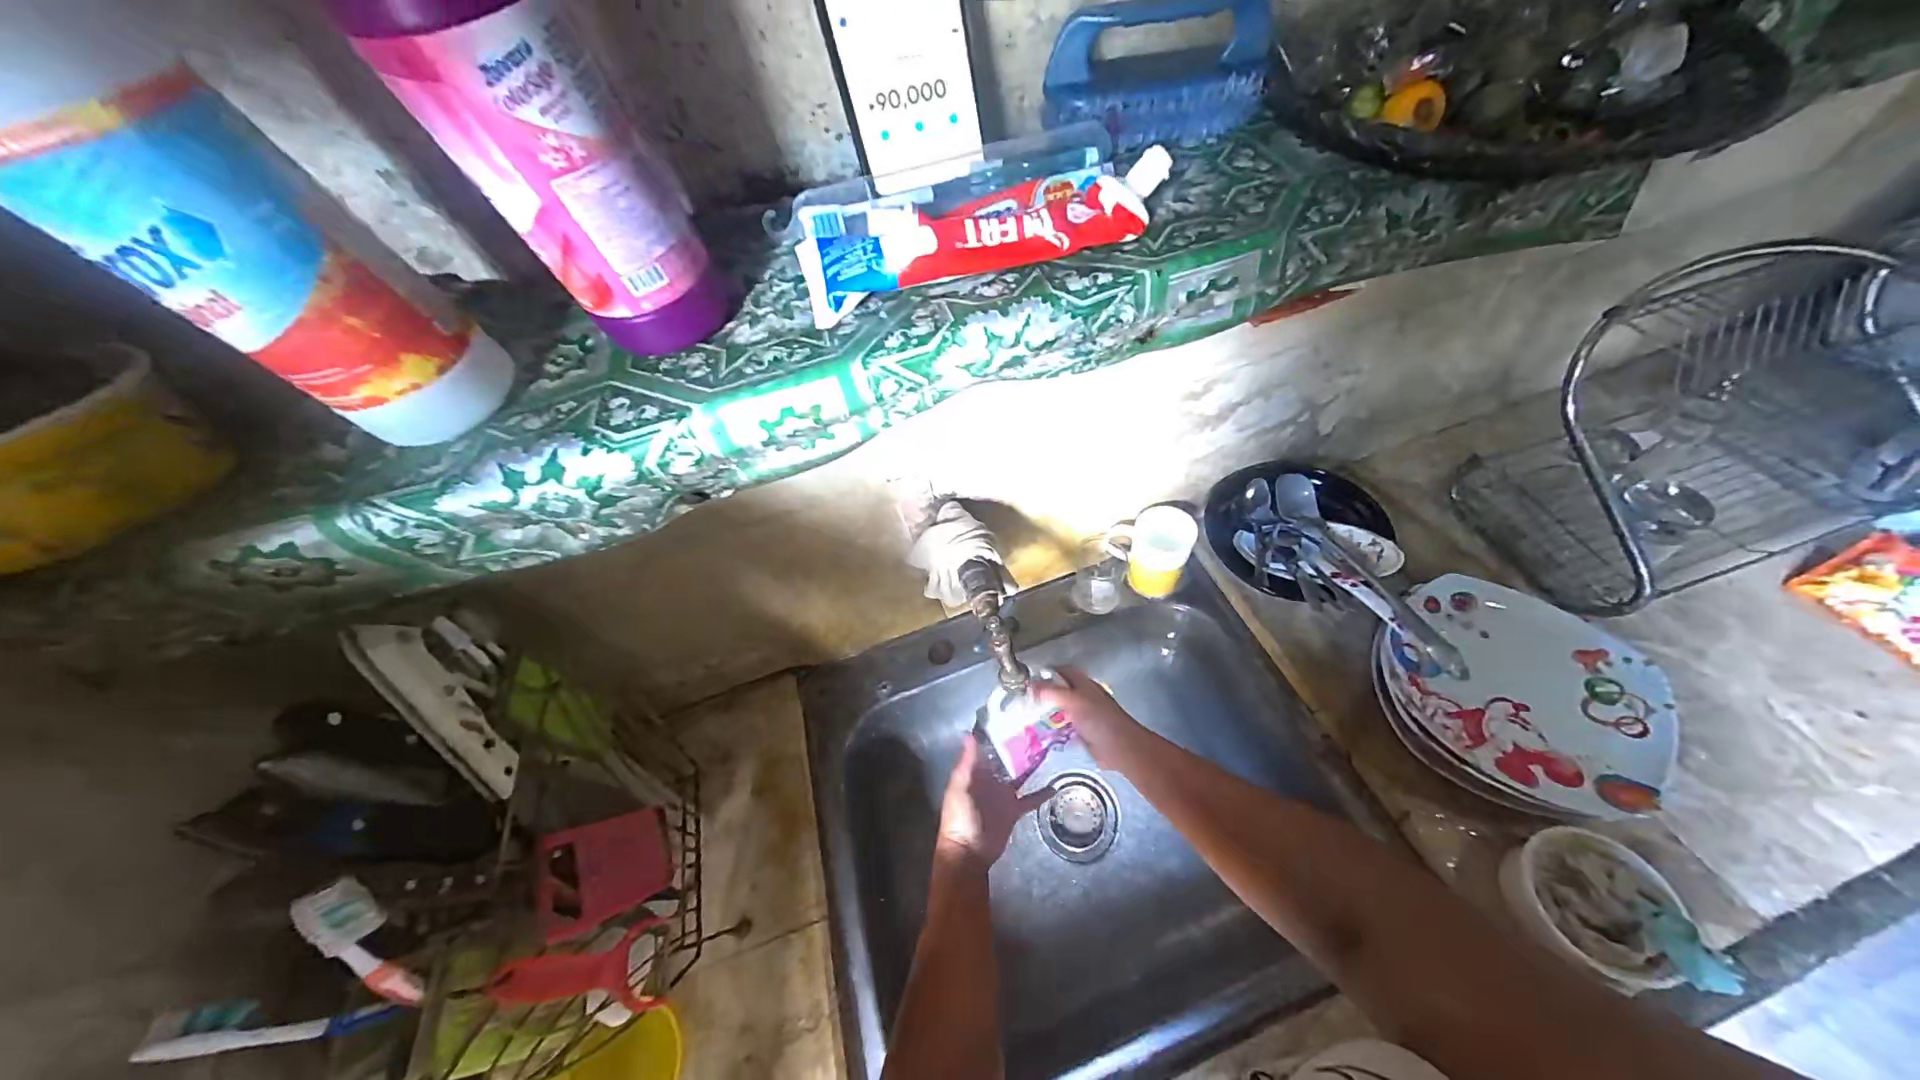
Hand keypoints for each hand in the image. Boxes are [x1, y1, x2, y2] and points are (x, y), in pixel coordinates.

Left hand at [937, 736, 1052, 867]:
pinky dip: (1041, 794)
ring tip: (1047, 750)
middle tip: (1035, 727)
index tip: (1009, 714)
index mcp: (974, 772)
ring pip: (1018, 776)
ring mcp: (1002, 794)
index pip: (984, 747)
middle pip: (1004, 759)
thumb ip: (967, 762)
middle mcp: (989, 779)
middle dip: (1016, 745)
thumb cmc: (960, 818)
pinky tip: (1054, 786)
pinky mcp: (1013, 810)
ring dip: (1029, 766)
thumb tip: (969, 734)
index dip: (994, 732)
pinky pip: (1029, 799)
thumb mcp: (961, 787)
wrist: (969, 853)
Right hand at [1029, 666, 1144, 770]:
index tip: (1026, 681)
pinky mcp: (1082, 732)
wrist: (1120, 748)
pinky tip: (1040, 734)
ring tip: (1027, 719)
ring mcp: (1082, 715)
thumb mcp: (1074, 701)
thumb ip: (1051, 692)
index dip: (1045, 673)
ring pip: (1059, 710)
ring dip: (1046, 714)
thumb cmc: (1100, 720)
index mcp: (1082, 683)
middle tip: (1023, 702)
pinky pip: (1062, 727)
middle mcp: (1082, 696)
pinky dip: (1052, 729)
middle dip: (1042, 695)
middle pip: (1058, 691)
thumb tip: (1030, 686)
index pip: (1060, 672)